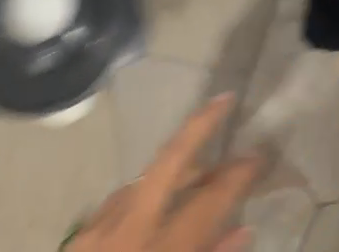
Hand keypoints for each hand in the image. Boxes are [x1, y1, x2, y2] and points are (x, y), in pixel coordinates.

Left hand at [67, 94, 263, 251]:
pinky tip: (156, 205)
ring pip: (141, 180)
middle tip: (223, 101)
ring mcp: (97, 233)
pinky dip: (146, 194)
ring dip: (173, 168)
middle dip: (197, 128)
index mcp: (158, 248)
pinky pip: (120, 203)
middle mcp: (127, 232)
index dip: (237, 175)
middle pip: (167, 164)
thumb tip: (242, 232)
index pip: (208, 201)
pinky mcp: (78, 242)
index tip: (260, 156)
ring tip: (202, 166)